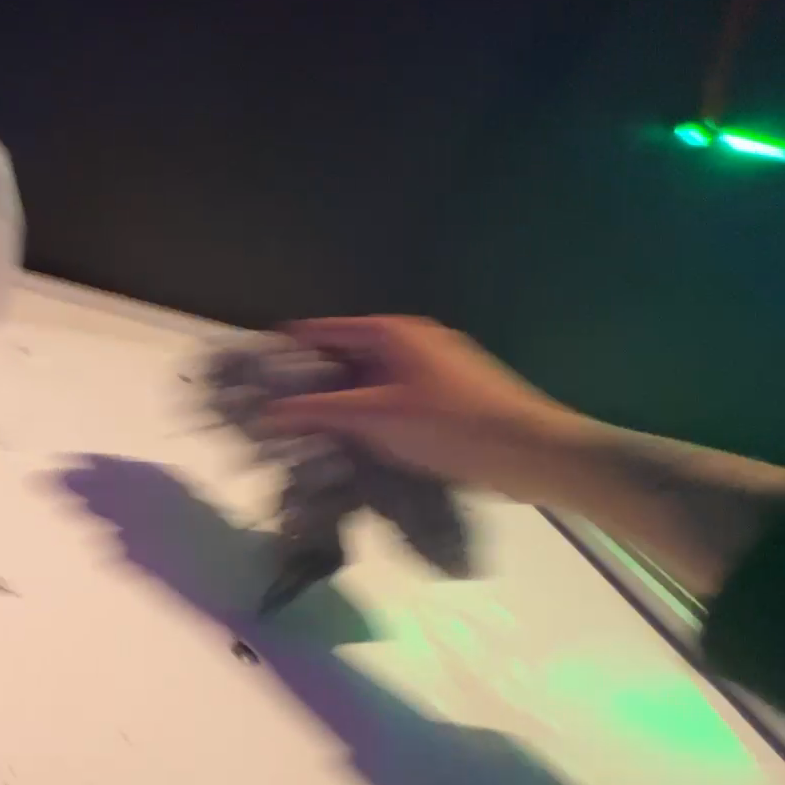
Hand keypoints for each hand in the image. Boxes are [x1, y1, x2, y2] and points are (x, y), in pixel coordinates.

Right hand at [268, 316, 594, 504]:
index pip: (322, 331)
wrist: (531, 454)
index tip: (252, 373)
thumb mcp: (375, 417)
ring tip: (297, 425)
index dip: (286, 349)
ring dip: (333, 400)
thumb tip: (266, 413)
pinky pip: (384, 396)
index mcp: (392, 332)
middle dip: (306, 379)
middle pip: (342, 355)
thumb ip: (317, 412)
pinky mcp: (438, 395)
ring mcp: (426, 367)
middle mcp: (408, 341)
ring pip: (363, 379)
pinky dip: (360, 411)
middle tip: (270, 405)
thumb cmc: (450, 425)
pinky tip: (343, 437)